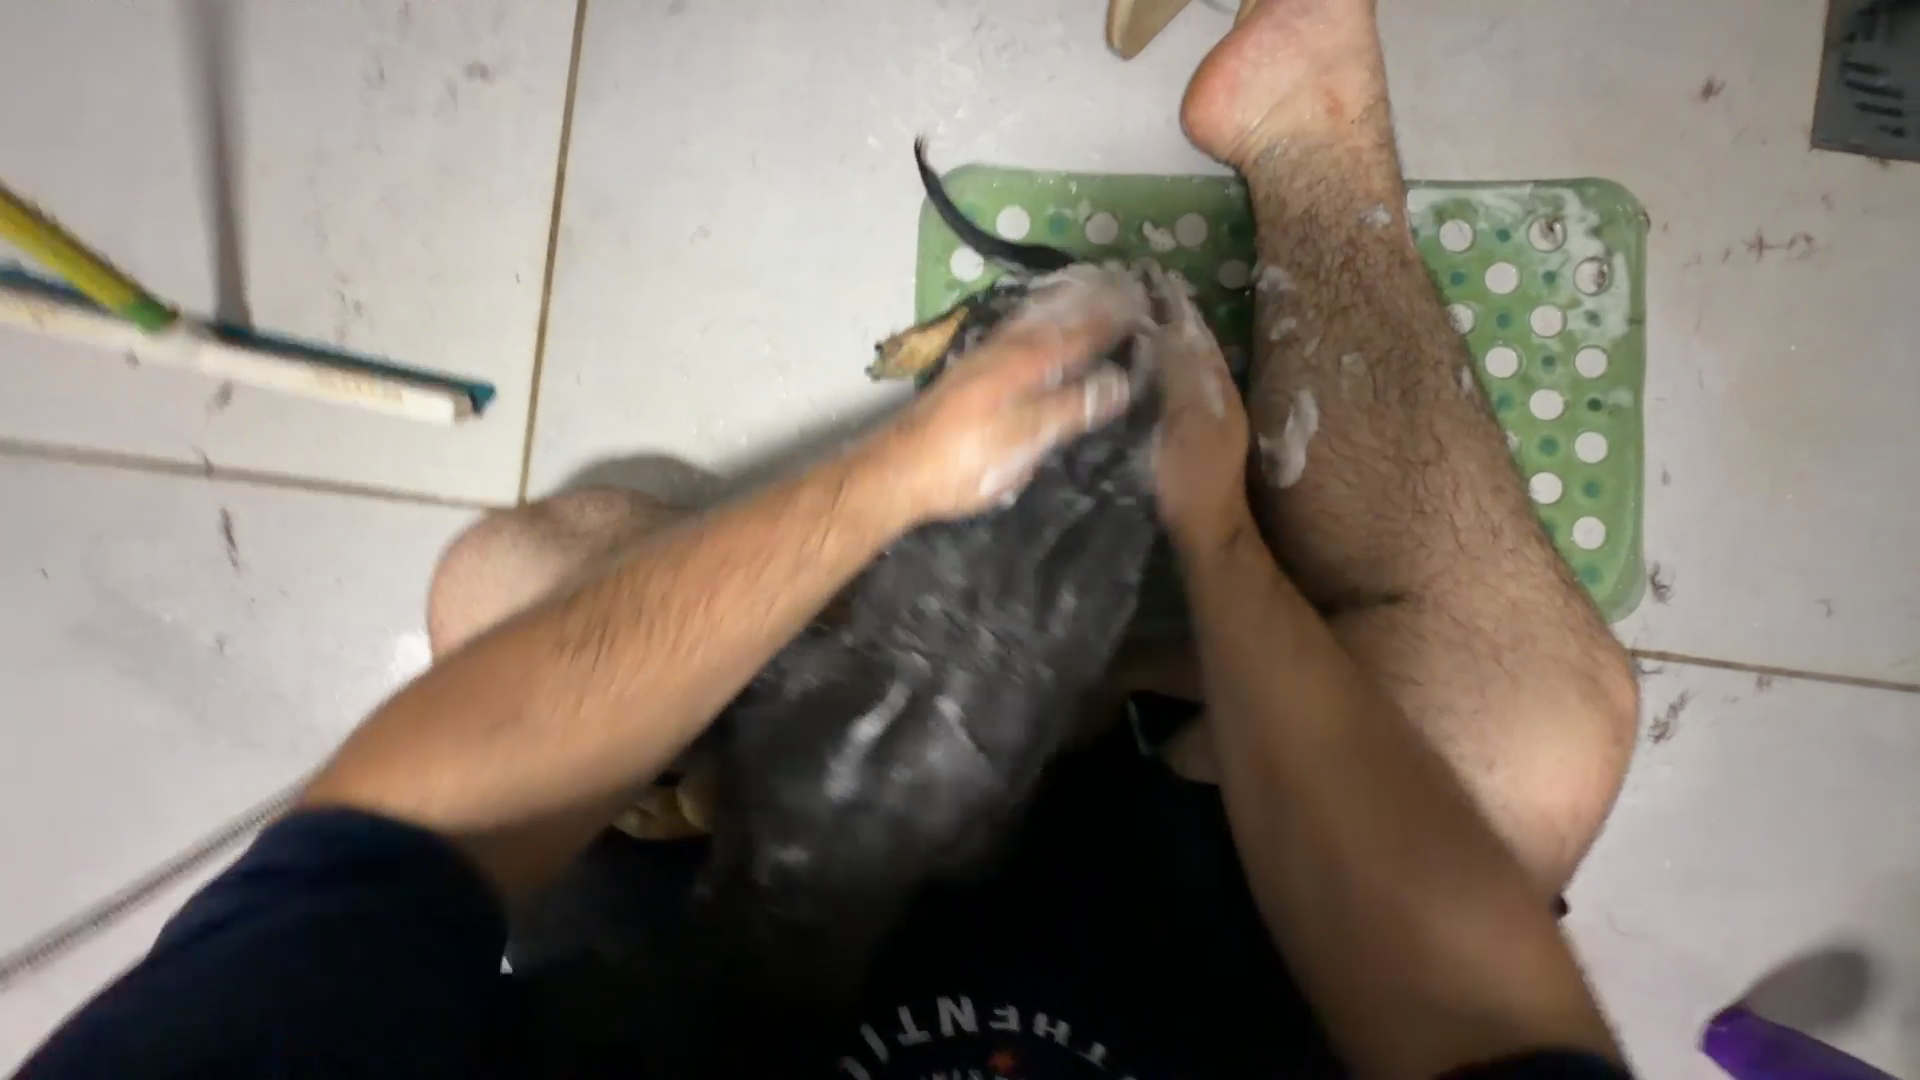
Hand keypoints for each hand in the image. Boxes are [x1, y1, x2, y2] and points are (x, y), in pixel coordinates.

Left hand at [867, 267, 1147, 522]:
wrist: (897, 471)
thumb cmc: (964, 461)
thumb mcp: (1025, 440)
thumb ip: (1071, 408)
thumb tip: (1119, 381)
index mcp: (1025, 362)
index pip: (1081, 332)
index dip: (1112, 319)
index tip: (1143, 304)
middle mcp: (1004, 349)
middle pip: (1056, 317)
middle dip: (1091, 303)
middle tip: (1123, 288)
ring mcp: (983, 359)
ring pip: (1032, 323)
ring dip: (1064, 309)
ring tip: (1090, 297)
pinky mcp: (968, 375)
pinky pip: (1015, 336)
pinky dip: (1038, 326)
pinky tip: (1038, 333)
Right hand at [1144, 265, 1253, 551]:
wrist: (1204, 528)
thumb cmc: (1192, 478)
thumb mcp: (1188, 422)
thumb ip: (1181, 376)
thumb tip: (1166, 330)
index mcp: (1216, 386)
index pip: (1195, 332)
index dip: (1174, 302)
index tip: (1149, 273)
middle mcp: (1215, 393)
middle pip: (1193, 342)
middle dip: (1169, 312)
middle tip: (1139, 285)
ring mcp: (1203, 414)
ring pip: (1185, 362)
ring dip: (1165, 335)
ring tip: (1138, 312)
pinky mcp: (1188, 433)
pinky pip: (1174, 384)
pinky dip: (1159, 364)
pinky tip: (1140, 365)